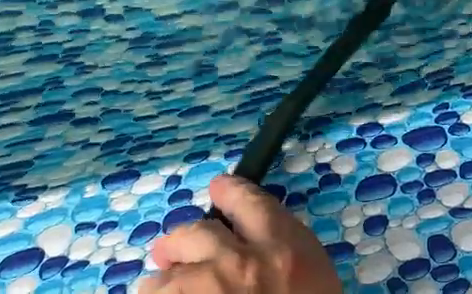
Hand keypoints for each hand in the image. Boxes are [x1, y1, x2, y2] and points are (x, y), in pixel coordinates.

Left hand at [140, 176, 341, 293]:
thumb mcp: (313, 282)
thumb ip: (285, 260)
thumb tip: (251, 251)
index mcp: (281, 248)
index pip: (248, 201)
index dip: (229, 191)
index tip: (218, 187)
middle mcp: (238, 263)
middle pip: (195, 233)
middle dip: (179, 242)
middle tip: (168, 249)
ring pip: (161, 281)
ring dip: (160, 288)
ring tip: (158, 291)